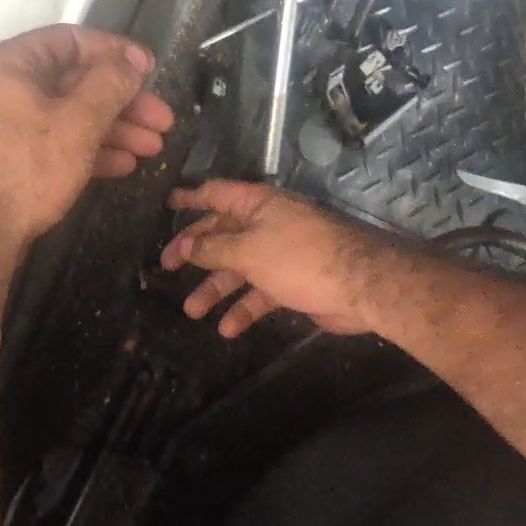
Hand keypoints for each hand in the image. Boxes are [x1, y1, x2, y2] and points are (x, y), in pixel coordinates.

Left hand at [0, 25, 174, 245]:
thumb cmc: (25, 169)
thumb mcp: (77, 122)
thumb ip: (110, 84)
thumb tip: (130, 62)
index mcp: (11, 64)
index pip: (71, 40)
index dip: (116, 52)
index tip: (150, 70)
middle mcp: (2, 89)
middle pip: (74, 82)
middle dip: (123, 102)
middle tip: (163, 122)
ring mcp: (1, 128)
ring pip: (67, 117)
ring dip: (113, 130)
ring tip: (151, 149)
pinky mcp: (5, 163)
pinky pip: (53, 144)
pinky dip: (88, 150)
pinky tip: (121, 166)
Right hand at [160, 180, 392, 337]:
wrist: (360, 285)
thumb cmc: (300, 257)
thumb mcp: (248, 251)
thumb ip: (213, 249)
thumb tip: (184, 244)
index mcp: (257, 205)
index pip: (216, 194)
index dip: (191, 198)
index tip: (168, 203)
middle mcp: (267, 225)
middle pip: (223, 234)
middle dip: (195, 252)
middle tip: (166, 268)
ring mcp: (280, 255)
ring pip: (239, 269)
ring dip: (216, 289)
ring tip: (192, 311)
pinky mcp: (292, 283)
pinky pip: (260, 294)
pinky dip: (244, 310)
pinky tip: (228, 330)